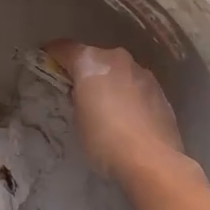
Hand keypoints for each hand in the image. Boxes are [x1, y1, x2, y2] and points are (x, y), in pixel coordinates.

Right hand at [45, 40, 184, 173]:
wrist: (153, 162)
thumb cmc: (105, 139)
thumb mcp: (78, 118)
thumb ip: (77, 97)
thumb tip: (84, 94)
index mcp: (90, 60)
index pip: (64, 48)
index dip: (53, 55)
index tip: (48, 63)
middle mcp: (116, 58)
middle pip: (95, 58)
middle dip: (88, 71)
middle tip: (82, 92)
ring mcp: (142, 73)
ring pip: (119, 71)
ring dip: (112, 82)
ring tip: (111, 108)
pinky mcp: (161, 92)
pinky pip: (137, 87)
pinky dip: (131, 96)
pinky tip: (131, 118)